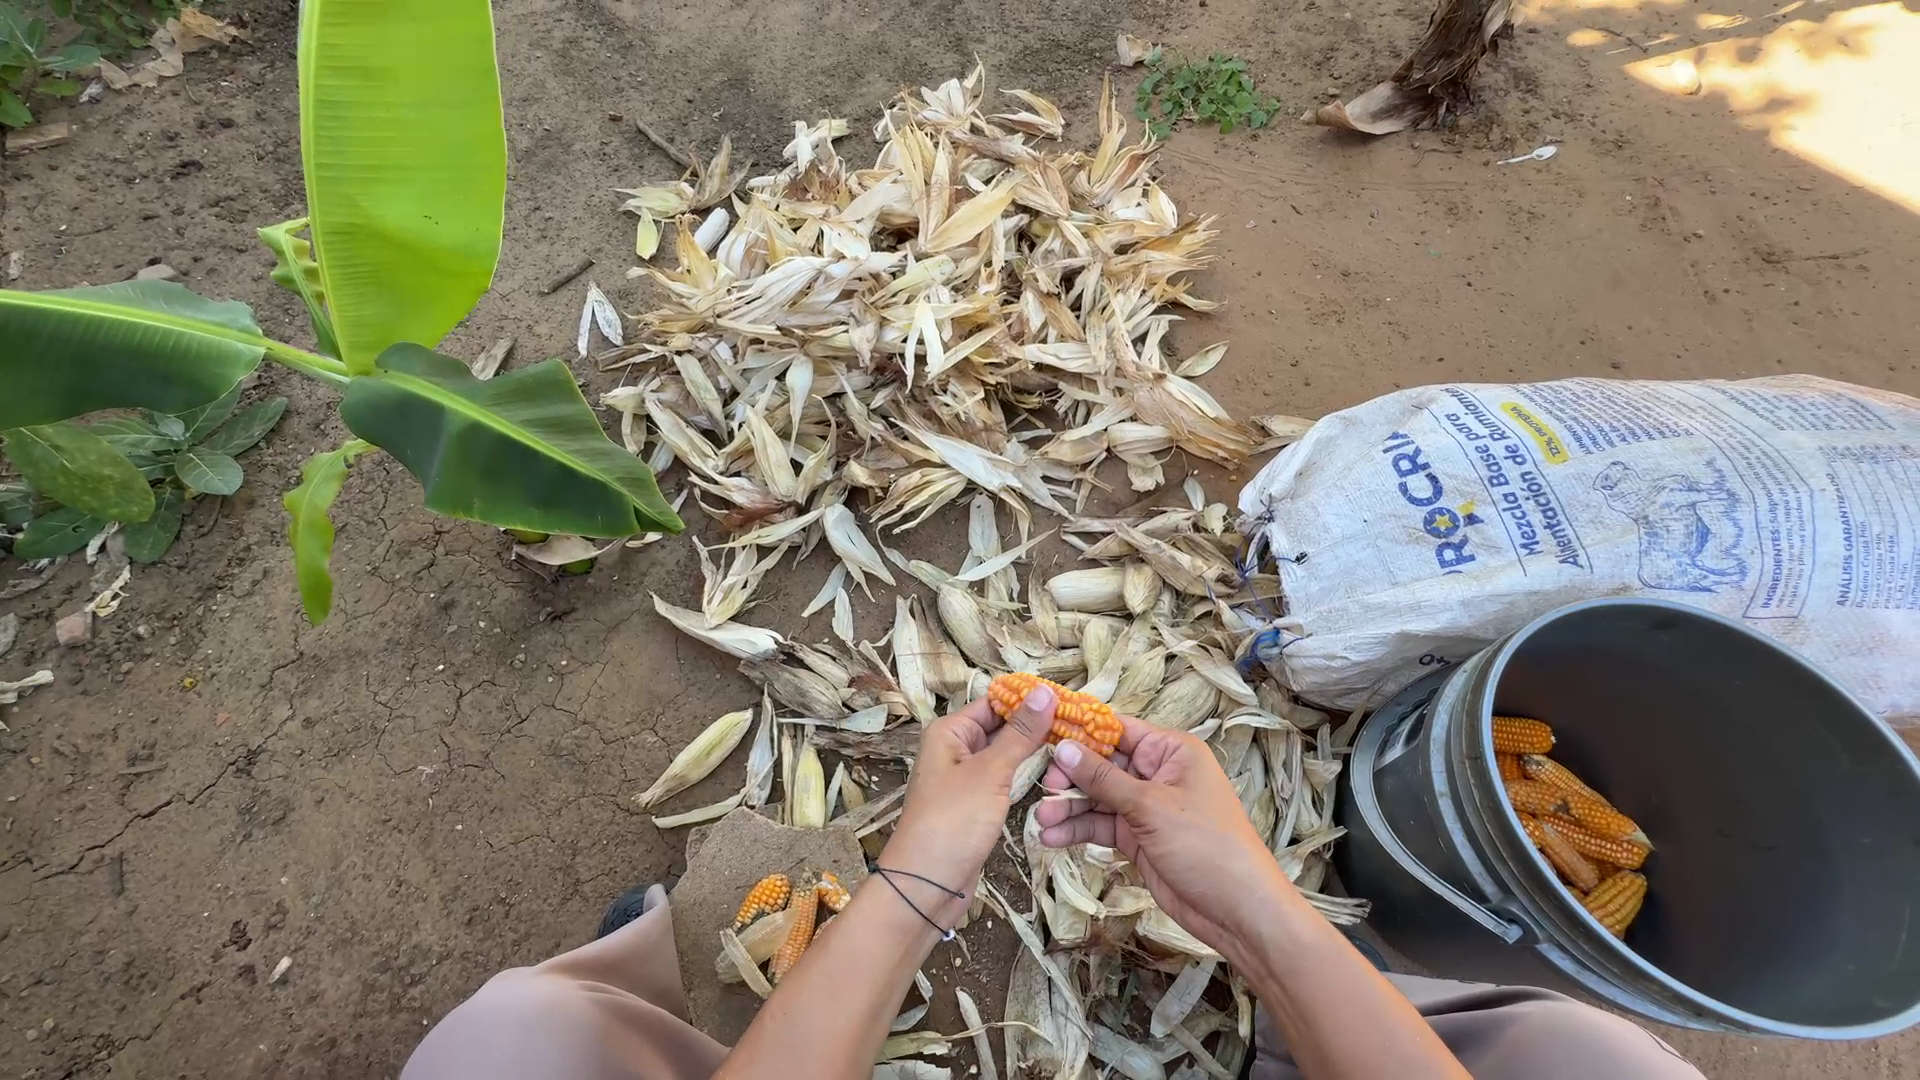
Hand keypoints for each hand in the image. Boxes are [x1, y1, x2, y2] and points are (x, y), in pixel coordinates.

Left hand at [882, 684, 1055, 920]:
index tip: (1069, 698)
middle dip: (1036, 723)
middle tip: (1082, 721)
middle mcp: (955, 748)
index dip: (1029, 698)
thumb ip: (1020, 733)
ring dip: (1034, 749)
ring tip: (1076, 741)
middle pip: (1001, 726)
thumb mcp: (990, 772)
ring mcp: (965, 777)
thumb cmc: (953, 821)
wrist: (927, 886)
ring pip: (1004, 753)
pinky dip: (1025, 773)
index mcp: (951, 731)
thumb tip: (1045, 691)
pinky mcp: (975, 803)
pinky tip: (1054, 772)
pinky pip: (1003, 778)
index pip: (995, 701)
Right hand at [1035, 715, 1291, 955]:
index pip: (1117, 729)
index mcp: (1170, 750)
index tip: (1044, 731)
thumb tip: (1063, 749)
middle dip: (1070, 775)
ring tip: (1040, 819)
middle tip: (1043, 786)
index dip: (1081, 730)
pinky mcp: (1136, 838)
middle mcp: (1155, 772)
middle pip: (1102, 764)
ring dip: (1069, 807)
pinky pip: (1100, 825)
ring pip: (1096, 797)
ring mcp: (1145, 807)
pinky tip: (1052, 837)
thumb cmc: (1205, 844)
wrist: (1238, 912)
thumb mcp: (1151, 806)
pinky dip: (1077, 830)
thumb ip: (1103, 779)